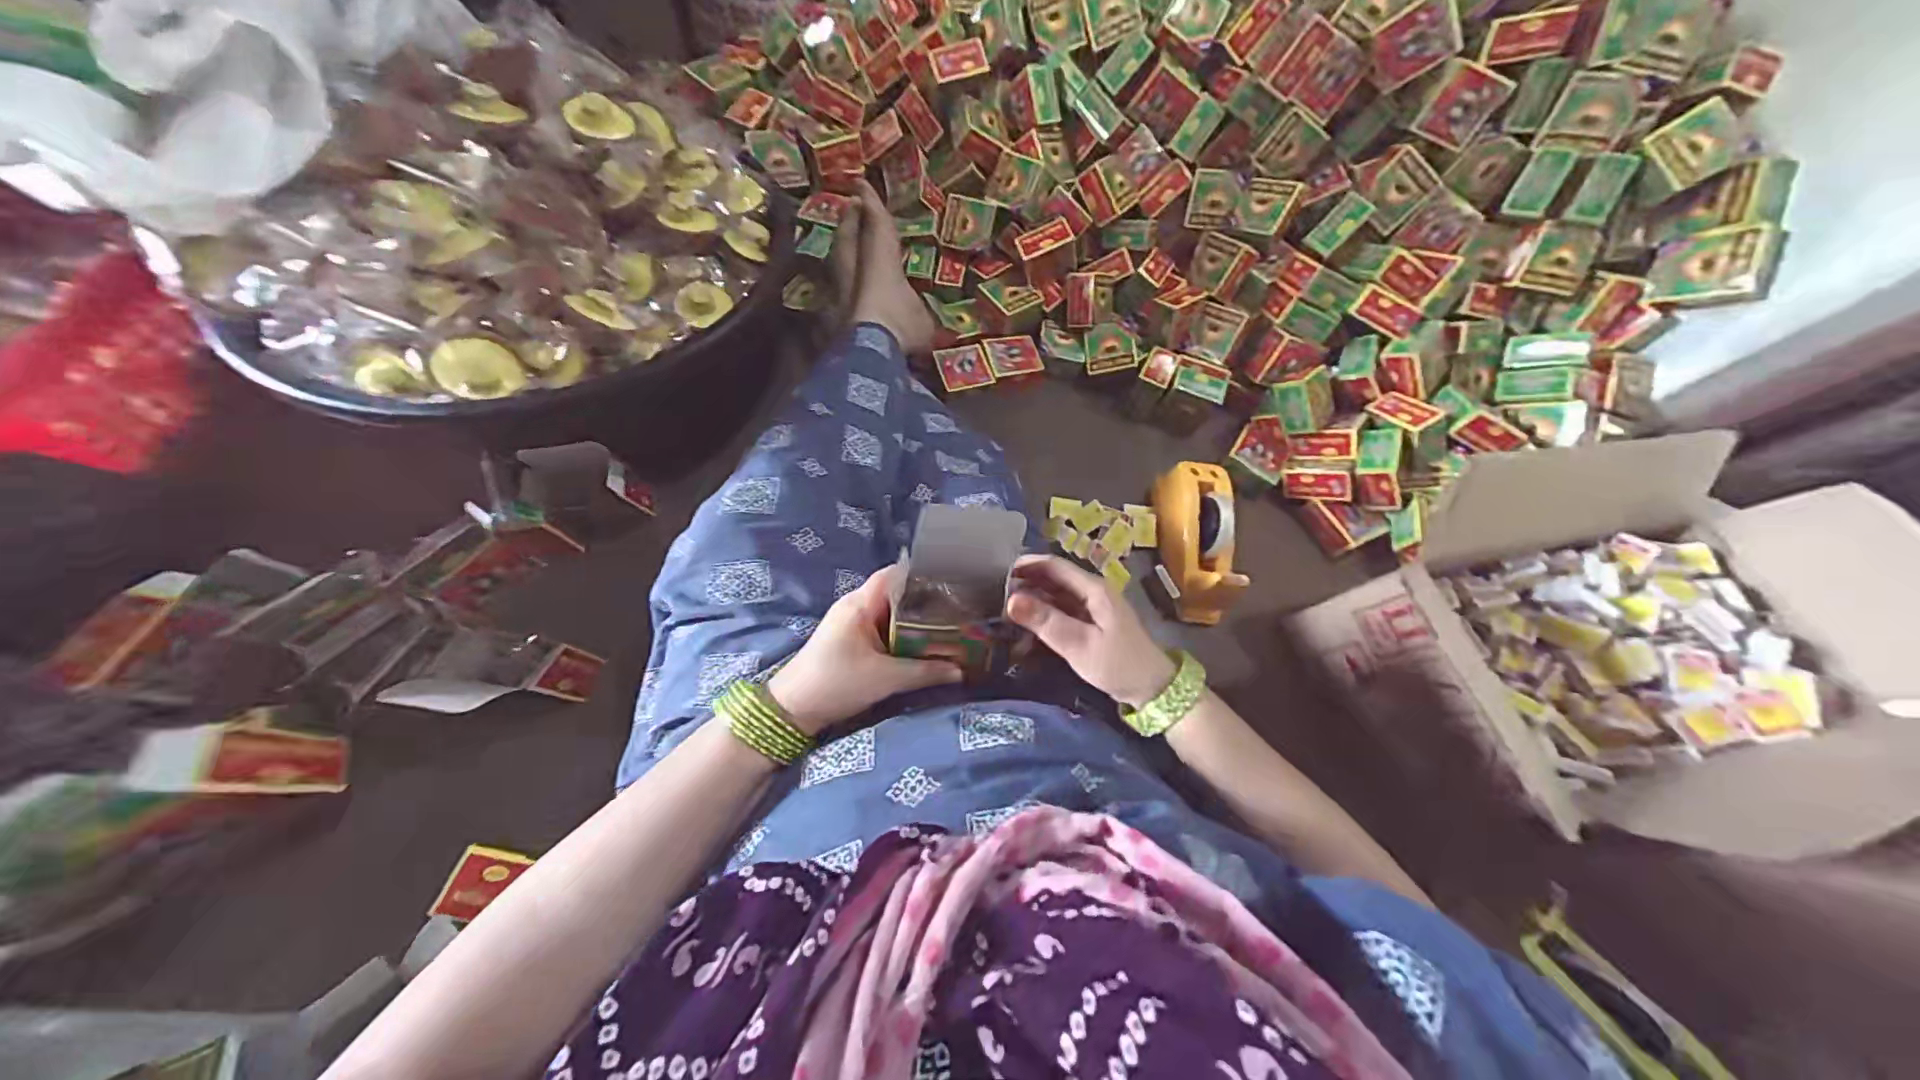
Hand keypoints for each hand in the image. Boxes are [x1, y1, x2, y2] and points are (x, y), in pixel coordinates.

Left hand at [767, 564, 962, 735]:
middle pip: (896, 593)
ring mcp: (851, 623)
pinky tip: (922, 644)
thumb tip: (961, 671)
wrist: (792, 709)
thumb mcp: (885, 679)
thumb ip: (925, 672)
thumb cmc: (835, 684)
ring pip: (891, 612)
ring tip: (948, 626)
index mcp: (860, 604)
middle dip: (925, 601)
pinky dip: (902, 634)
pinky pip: (882, 628)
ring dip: (914, 620)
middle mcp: (855, 606)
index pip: (895, 574)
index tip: (951, 583)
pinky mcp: (851, 640)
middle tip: (958, 610)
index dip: (923, 575)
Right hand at [1005, 555, 1176, 707]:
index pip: (1054, 566)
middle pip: (1053, 578)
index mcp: (1093, 589)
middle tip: (996, 596)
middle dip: (1025, 583)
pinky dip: (1043, 615)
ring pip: (1055, 595)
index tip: (998, 574)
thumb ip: (1046, 622)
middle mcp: (1092, 591)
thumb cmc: (1118, 665)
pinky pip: (1061, 611)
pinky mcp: (1090, 622)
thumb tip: (1011, 600)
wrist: (1152, 689)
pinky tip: (1026, 628)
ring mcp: (1092, 607)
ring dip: (1032, 600)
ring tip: (1005, 612)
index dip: (1026, 566)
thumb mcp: (1079, 645)